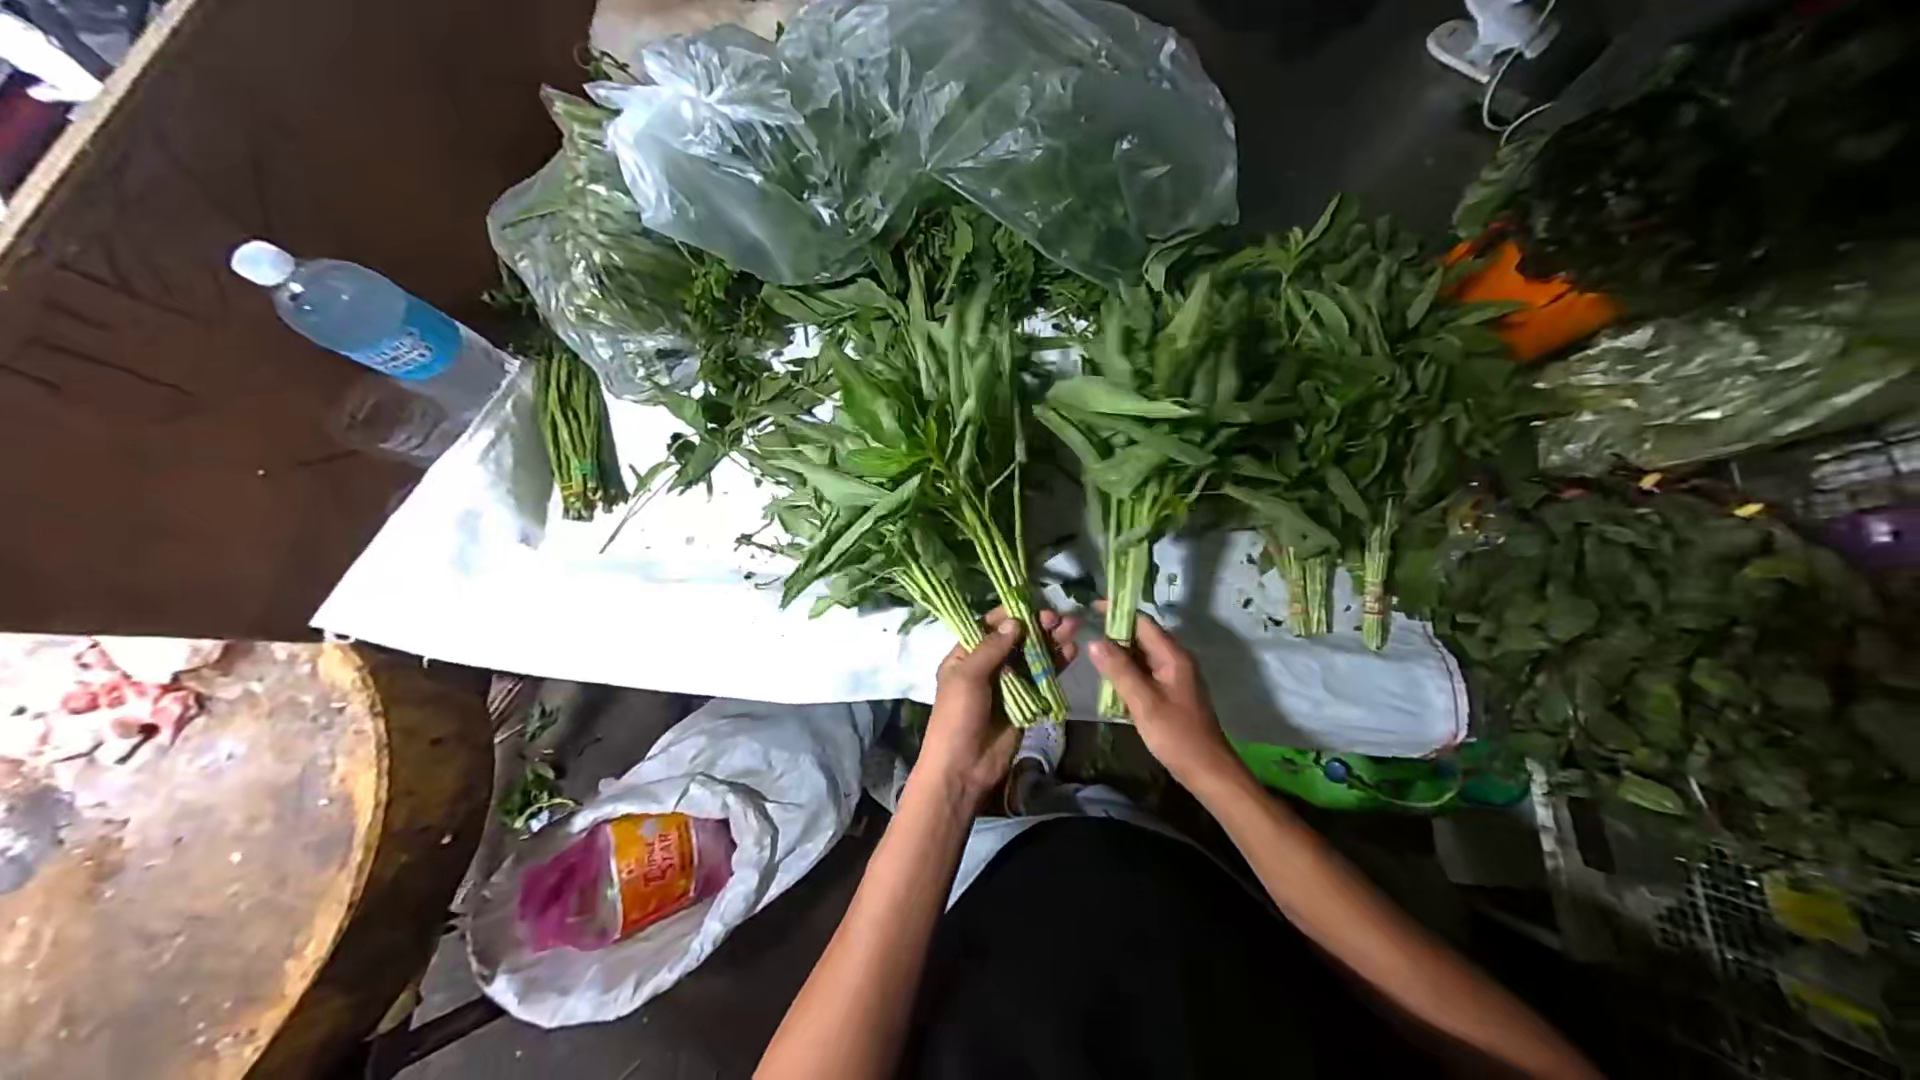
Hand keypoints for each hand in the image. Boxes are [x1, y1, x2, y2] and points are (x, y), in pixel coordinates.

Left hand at [918, 608, 1080, 804]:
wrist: (964, 768)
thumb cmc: (957, 717)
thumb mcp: (967, 677)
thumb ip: (991, 648)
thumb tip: (1015, 621)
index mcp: (966, 655)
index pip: (989, 626)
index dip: (1011, 615)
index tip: (1032, 605)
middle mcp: (988, 665)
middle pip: (1016, 639)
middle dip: (1037, 626)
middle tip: (1058, 617)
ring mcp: (1010, 683)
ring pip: (1033, 656)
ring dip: (1051, 641)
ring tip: (1072, 627)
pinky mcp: (1028, 701)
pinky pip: (1043, 678)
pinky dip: (1057, 664)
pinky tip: (1071, 651)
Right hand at [1086, 606, 1243, 788]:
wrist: (1206, 770)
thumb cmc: (1176, 735)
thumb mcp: (1143, 701)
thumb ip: (1119, 670)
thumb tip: (1094, 641)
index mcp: (1173, 656)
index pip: (1143, 622)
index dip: (1117, 613)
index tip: (1091, 609)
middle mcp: (1176, 660)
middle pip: (1142, 636)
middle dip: (1115, 633)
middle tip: (1084, 634)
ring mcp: (1174, 676)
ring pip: (1142, 655)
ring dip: (1119, 654)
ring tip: (1091, 656)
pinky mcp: (1170, 692)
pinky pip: (1145, 672)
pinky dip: (1127, 672)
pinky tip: (1110, 682)